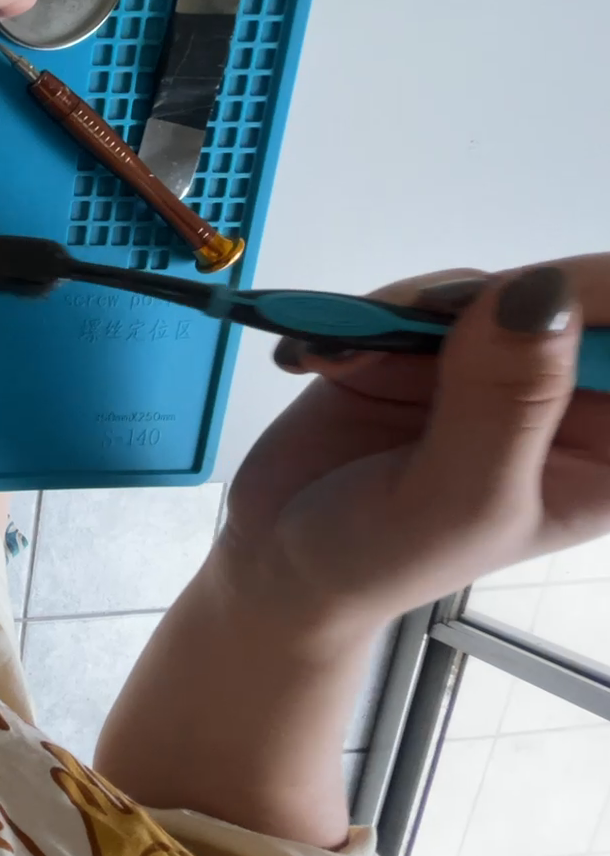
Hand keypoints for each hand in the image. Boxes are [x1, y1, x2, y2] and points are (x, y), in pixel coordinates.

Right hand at [223, 257, 609, 625]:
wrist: (277, 563)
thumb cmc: (380, 557)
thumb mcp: (457, 497)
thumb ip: (503, 403)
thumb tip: (535, 291)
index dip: (600, 301)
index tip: (508, 301)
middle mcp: (554, 398)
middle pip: (559, 300)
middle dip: (476, 299)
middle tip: (403, 320)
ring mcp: (471, 376)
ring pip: (466, 294)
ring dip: (389, 311)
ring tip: (331, 359)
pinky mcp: (397, 363)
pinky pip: (390, 309)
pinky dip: (339, 322)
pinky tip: (308, 363)